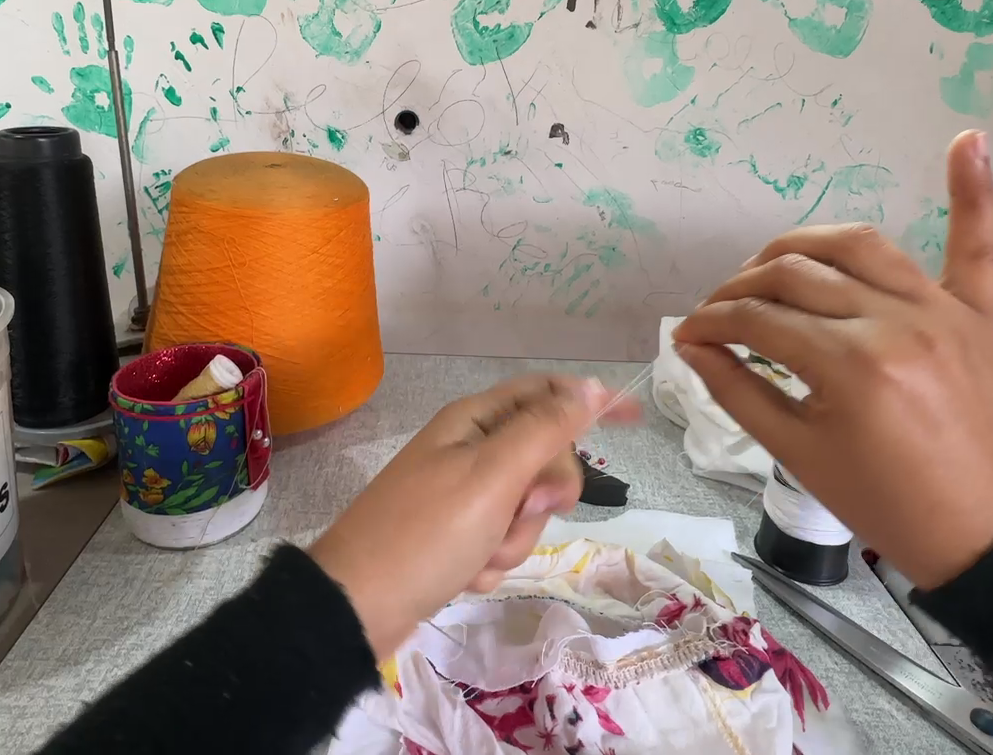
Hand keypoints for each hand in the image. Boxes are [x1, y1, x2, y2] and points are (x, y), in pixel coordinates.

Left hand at [308, 375, 627, 657]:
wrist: (356, 605)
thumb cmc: (426, 533)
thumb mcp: (492, 476)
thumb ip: (544, 429)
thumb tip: (590, 386)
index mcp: (475, 420)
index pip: (547, 393)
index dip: (590, 400)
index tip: (635, 417)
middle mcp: (470, 448)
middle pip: (543, 457)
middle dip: (542, 496)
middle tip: (520, 510)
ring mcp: (462, 492)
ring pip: (526, 508)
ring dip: (514, 538)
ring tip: (479, 553)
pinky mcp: (457, 532)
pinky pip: (501, 539)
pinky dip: (493, 560)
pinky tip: (465, 573)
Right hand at [672, 130, 992, 588]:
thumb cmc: (886, 506)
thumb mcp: (797, 454)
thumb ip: (736, 389)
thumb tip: (690, 345)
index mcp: (849, 366)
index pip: (755, 320)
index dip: (709, 324)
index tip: (687, 336)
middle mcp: (894, 322)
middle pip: (794, 275)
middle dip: (739, 287)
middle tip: (716, 313)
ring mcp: (943, 311)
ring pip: (856, 245)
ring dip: (800, 244)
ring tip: (768, 261)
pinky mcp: (980, 314)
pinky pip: (978, 245)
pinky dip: (975, 191)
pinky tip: (966, 140)